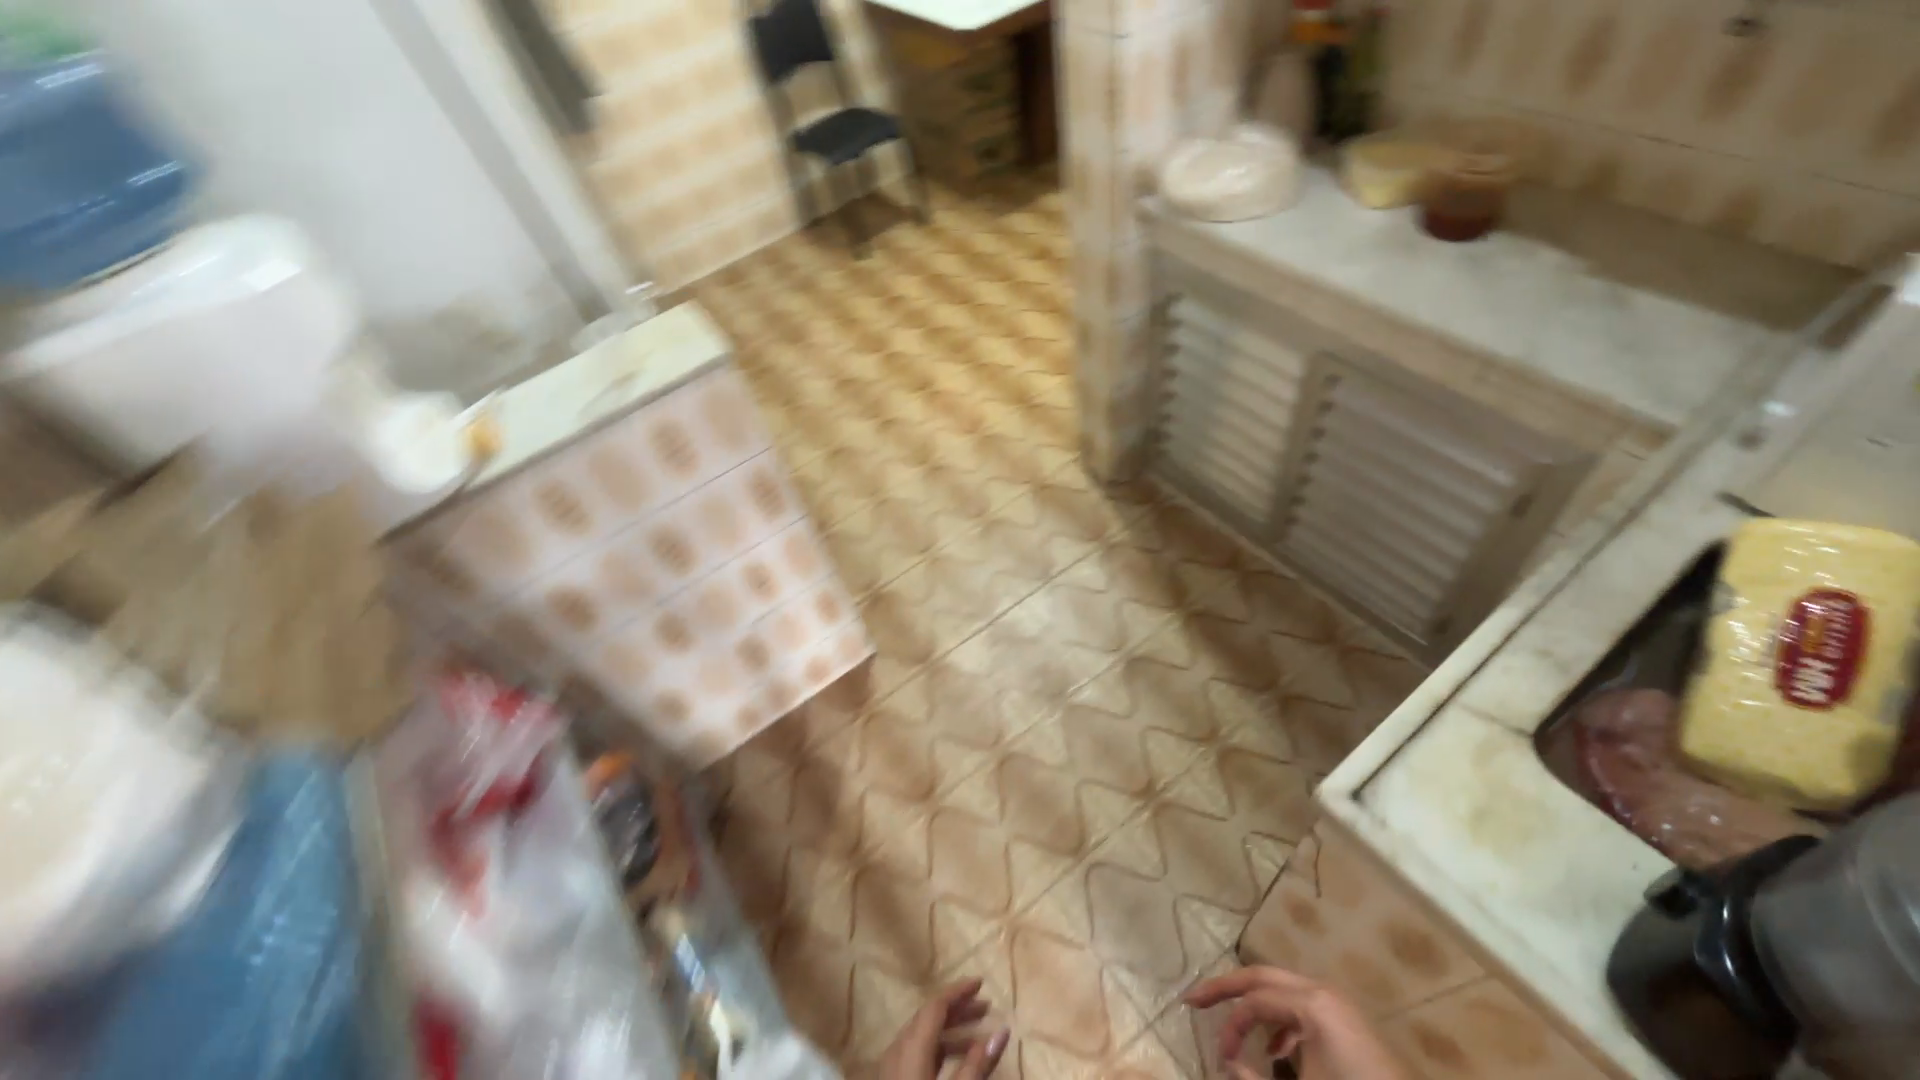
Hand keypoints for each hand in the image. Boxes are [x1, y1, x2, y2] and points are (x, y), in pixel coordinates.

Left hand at [877, 977, 1009, 1079]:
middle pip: (927, 1018)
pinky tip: (958, 1062)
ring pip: (921, 1037)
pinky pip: (916, 1054)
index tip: (981, 983)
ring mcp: (890, 1069)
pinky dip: (938, 1049)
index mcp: (910, 1049)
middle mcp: (896, 1051)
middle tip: (987, 1008)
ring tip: (979, 1037)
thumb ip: (978, 1064)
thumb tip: (1002, 1030)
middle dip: (957, 1010)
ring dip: (950, 1031)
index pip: (935, 1007)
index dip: (958, 992)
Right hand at [1184, 967, 1405, 1079]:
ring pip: (1282, 990)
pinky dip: (1278, 1020)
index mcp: (1312, 1005)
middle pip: (1263, 977)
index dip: (1230, 1026)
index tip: (1219, 1058)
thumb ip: (1255, 1079)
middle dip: (1227, 988)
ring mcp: (1337, 1005)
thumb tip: (1228, 1065)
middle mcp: (1323, 993)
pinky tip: (1273, 1050)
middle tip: (1194, 999)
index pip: (1254, 1002)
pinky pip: (1300, 1007)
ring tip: (1231, 1026)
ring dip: (1253, 1004)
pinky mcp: (1345, 1022)